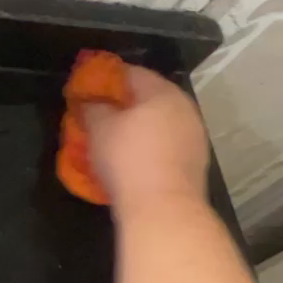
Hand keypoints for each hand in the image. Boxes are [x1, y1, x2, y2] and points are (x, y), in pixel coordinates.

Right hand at [79, 66, 209, 213]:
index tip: (87, 87)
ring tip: (114, 139)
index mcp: (163, 93)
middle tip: (99, 114)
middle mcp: (185, 109)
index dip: (106, 78)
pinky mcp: (195, 163)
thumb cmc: (128, 159)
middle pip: (150, 98)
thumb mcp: (99, 129)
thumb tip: (89, 101)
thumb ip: (93, 108)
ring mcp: (195, 137)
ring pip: (160, 124)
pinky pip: (167, 146)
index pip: (132, 73)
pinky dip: (150, 147)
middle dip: (123, 105)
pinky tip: (133, 160)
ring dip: (138, 128)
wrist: (163, 209)